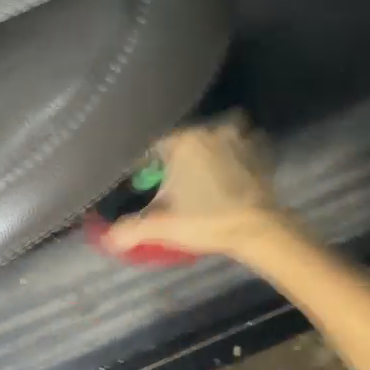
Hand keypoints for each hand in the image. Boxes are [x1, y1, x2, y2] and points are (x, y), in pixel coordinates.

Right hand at [98, 115, 289, 259]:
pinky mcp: (261, 152)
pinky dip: (236, 155)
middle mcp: (211, 130)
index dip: (146, 166)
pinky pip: (243, 146)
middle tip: (174, 183)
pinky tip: (231, 173)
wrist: (257, 228)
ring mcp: (240, 138)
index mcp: (183, 140)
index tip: (144, 183)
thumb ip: (129, 229)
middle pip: (185, 140)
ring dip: (210, 149)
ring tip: (203, 174)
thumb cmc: (205, 220)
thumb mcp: (160, 226)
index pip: (154, 147)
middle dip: (178, 157)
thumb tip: (108, 238)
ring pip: (217, 138)